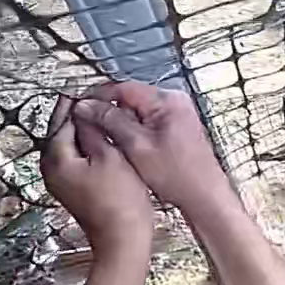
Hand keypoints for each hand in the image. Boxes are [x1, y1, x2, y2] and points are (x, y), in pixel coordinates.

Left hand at [42, 96, 154, 261]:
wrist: (123, 240)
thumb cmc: (120, 201)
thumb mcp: (110, 155)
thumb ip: (94, 128)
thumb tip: (83, 107)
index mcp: (56, 157)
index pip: (64, 118)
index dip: (79, 101)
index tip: (91, 88)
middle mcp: (51, 168)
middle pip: (62, 130)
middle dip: (77, 113)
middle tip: (96, 97)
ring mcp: (60, 180)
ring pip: (68, 144)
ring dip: (83, 129)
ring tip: (102, 115)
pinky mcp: (71, 187)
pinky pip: (75, 158)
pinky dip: (86, 146)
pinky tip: (101, 140)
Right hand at [72, 81, 232, 213]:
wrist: (204, 196)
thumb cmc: (177, 175)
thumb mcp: (137, 146)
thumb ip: (110, 122)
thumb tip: (85, 106)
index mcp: (166, 100)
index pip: (123, 88)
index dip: (98, 97)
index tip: (80, 107)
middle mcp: (174, 100)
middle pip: (130, 98)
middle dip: (109, 112)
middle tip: (90, 126)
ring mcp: (178, 112)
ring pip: (138, 110)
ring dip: (121, 122)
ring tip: (108, 139)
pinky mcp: (177, 125)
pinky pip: (148, 120)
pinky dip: (135, 130)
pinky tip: (127, 146)